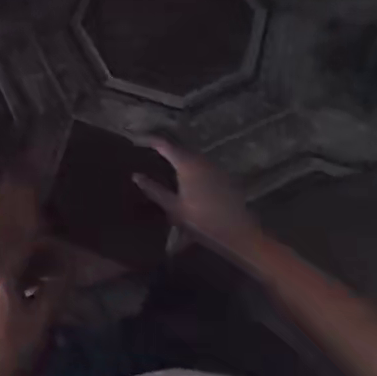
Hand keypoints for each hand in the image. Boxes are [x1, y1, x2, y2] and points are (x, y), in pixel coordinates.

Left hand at [0, 245, 68, 375]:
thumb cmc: (20, 347)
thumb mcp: (44, 317)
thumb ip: (56, 289)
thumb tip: (69, 266)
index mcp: (2, 277)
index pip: (24, 250)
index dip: (45, 246)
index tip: (64, 245)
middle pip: (18, 261)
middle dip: (41, 259)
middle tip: (64, 261)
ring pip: (15, 275)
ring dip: (35, 273)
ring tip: (58, 277)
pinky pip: (12, 288)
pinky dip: (28, 286)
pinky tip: (42, 296)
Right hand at [130, 135, 263, 256]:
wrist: (240, 235)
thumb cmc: (203, 221)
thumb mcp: (173, 207)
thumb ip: (153, 189)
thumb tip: (136, 175)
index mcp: (187, 164)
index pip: (164, 144)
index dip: (149, 139)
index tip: (136, 140)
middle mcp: (201, 160)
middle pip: (178, 146)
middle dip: (163, 146)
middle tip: (147, 149)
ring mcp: (215, 167)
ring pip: (191, 155)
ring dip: (177, 155)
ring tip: (162, 161)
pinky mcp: (224, 177)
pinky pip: (200, 164)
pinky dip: (189, 164)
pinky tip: (183, 175)